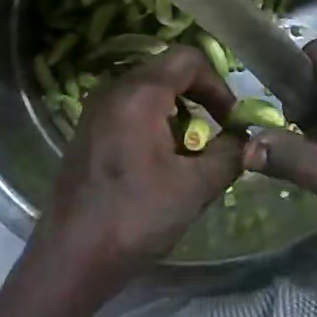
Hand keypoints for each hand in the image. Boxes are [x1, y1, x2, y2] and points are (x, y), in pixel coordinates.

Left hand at [34, 46, 244, 284]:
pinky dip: (153, 122)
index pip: (187, 58)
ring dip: (177, 111)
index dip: (217, 83)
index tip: (231, 119)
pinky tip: (161, 160)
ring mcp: (95, 109)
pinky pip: (129, 109)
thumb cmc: (135, 218)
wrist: (72, 258)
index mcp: (139, 93)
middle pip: (167, 71)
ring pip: (148, 90)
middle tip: (217, 131)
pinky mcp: (87, 130)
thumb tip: (244, 139)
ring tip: (192, 151)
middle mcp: (113, 90)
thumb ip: (228, 154)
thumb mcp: (194, 188)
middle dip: (199, 96)